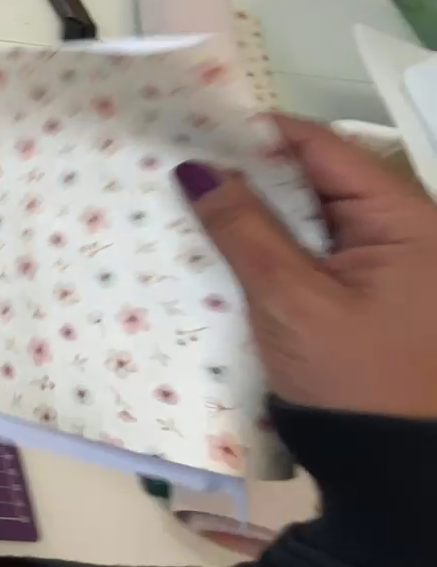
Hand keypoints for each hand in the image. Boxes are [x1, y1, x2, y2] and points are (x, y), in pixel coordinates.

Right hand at [177, 114, 436, 417]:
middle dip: (246, 165)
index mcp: (412, 224)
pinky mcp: (369, 286)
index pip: (325, 148)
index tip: (187, 122)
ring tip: (185, 191)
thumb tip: (195, 166)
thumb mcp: (288, 295)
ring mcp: (392, 261)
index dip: (256, 130)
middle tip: (173, 157)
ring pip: (309, 207)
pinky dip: (265, 231)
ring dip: (251, 200)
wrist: (398, 463)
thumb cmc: (355, 373)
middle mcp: (411, 232)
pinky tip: (217, 233)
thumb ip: (241, 225)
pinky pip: (311, 239)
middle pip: (316, 174)